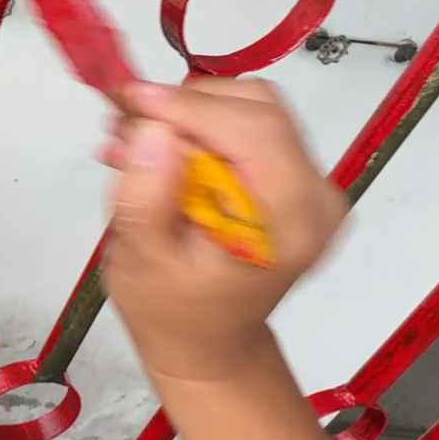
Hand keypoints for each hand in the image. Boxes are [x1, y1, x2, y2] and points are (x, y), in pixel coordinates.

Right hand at [100, 77, 344, 382]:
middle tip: (122, 124)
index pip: (253, 132)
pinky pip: (249, 132)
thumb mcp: (142, 261)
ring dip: (187, 116)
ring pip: (253, 112)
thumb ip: (146, 197)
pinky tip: (157, 153)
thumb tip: (151, 130)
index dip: (189, 106)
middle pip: (259, 111)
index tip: (128, 97)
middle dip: (185, 106)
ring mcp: (311, 186)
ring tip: (131, 143)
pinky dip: (198, 131)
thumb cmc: (168, 310)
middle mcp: (317, 196)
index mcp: (288, 224)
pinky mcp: (292, 180)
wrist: (204, 342)